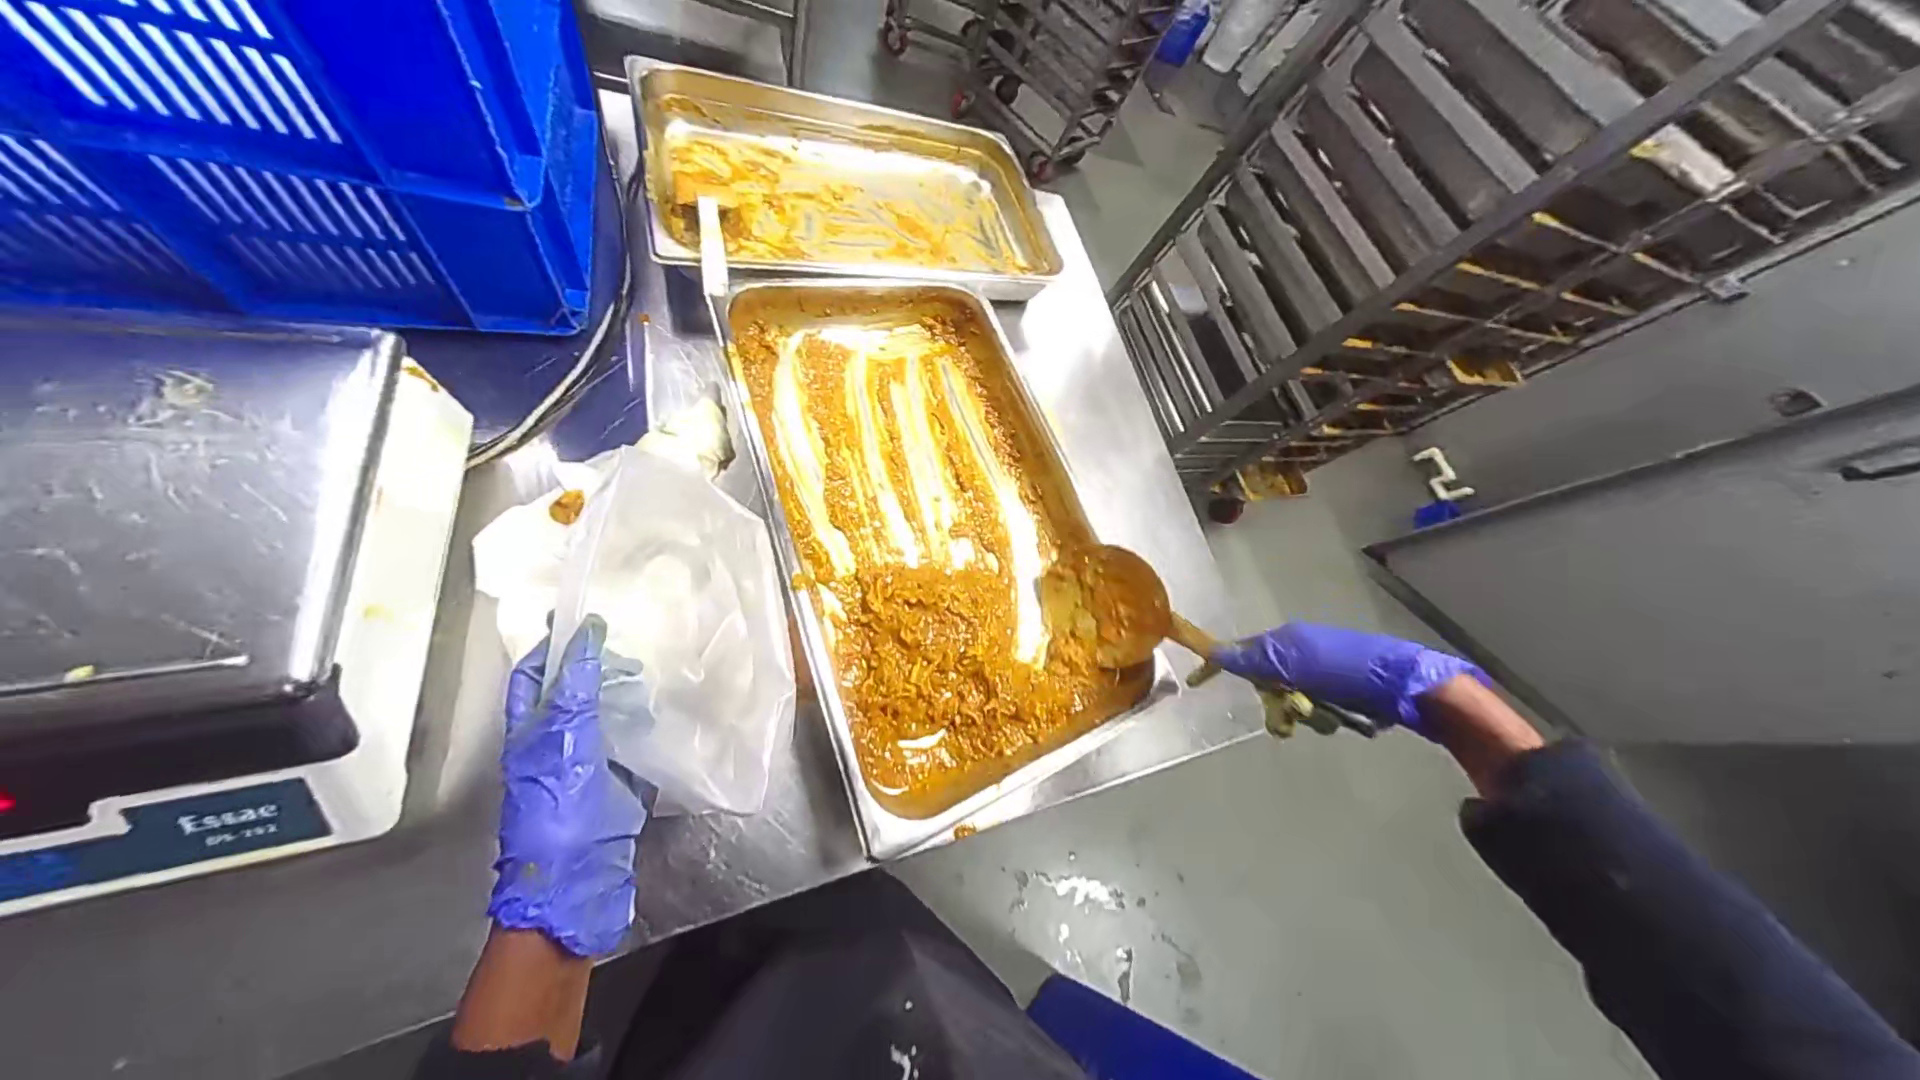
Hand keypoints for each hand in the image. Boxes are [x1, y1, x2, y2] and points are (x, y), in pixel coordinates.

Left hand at [490, 616, 647, 956]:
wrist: (578, 882)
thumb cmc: (560, 812)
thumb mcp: (564, 743)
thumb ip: (576, 689)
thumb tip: (584, 634)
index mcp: (531, 732)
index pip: (535, 676)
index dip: (553, 646)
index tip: (585, 620)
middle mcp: (558, 743)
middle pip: (574, 692)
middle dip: (599, 666)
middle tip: (633, 648)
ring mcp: (589, 763)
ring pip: (606, 714)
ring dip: (628, 693)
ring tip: (653, 675)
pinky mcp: (618, 781)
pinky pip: (633, 742)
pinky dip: (649, 724)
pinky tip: (667, 713)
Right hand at [1211, 622, 1486, 736]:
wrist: (1405, 686)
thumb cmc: (1345, 669)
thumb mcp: (1295, 661)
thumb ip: (1254, 659)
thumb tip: (1213, 651)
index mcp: (1287, 640)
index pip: (1241, 651)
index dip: (1219, 666)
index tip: (1197, 682)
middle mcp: (1301, 654)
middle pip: (1266, 684)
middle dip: (1276, 704)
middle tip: (1291, 714)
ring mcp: (1322, 674)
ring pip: (1292, 703)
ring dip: (1305, 714)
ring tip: (1328, 715)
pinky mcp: (1342, 692)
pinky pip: (1316, 711)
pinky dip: (1325, 717)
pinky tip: (1342, 716)